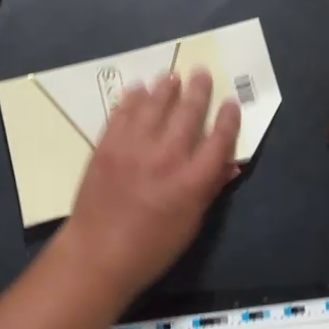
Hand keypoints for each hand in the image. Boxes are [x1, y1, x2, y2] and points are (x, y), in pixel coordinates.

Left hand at [57, 70, 240, 297]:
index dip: (228, 118)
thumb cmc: (151, 248)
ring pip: (154, 105)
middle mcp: (166, 158)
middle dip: (198, 90)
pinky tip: (138, 89)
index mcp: (192, 182)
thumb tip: (229, 164)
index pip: (219, 140)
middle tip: (201, 73)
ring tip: (172, 75)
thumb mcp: (191, 224)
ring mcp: (133, 148)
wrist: (97, 255)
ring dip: (166, 87)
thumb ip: (210, 189)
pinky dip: (132, 98)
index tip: (231, 103)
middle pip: (188, 113)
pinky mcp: (107, 145)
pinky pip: (123, 113)